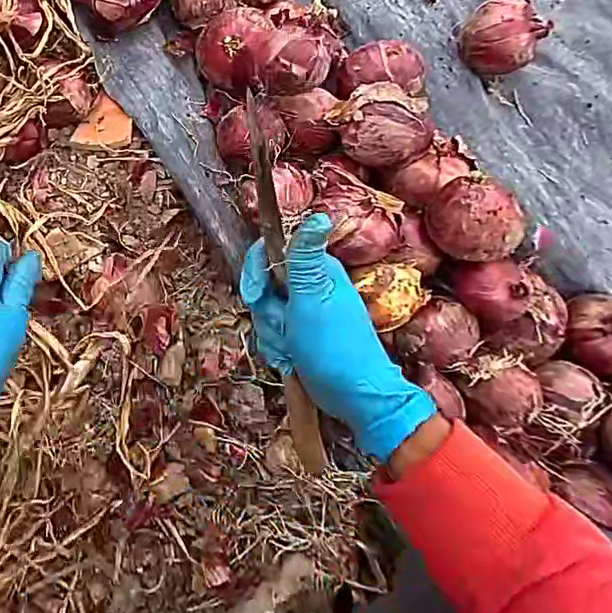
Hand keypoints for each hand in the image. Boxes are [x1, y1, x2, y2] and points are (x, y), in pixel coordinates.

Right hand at [239, 213, 436, 462]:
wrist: (356, 397)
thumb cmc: (334, 348)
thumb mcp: (311, 300)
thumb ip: (304, 259)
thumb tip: (319, 215)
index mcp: (316, 269)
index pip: (270, 252)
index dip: (255, 273)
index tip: (255, 295)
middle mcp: (309, 285)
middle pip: (263, 286)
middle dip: (267, 313)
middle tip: (287, 330)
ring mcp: (304, 311)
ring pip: (265, 313)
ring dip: (273, 335)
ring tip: (293, 349)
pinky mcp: (300, 334)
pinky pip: (272, 333)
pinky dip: (277, 349)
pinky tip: (292, 360)